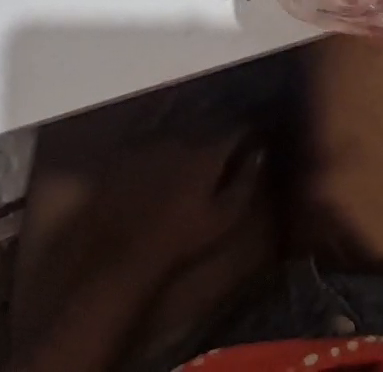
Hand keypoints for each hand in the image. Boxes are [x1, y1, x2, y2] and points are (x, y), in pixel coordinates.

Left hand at [79, 131, 268, 278]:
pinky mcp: (128, 154)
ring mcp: (151, 145)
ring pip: (178, 137)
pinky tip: (160, 172)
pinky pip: (153, 147)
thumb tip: (260, 153)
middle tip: (222, 152)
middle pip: (205, 131)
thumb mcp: (223, 217)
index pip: (234, 132)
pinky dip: (162, 156)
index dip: (246, 134)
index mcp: (206, 154)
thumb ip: (244, 182)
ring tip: (192, 162)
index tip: (254, 138)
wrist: (122, 249)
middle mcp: (180, 140)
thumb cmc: (181, 237)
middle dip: (215, 138)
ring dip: (188, 146)